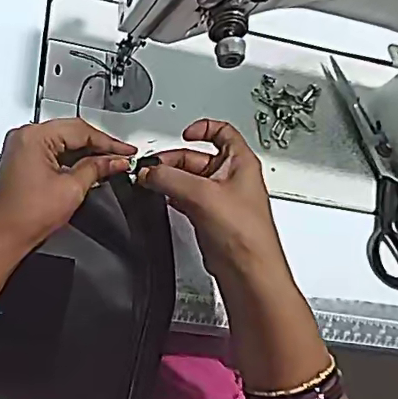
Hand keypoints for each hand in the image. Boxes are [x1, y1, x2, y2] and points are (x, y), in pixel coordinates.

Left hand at [0, 119, 135, 255]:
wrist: (4, 237)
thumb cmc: (25, 216)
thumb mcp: (72, 189)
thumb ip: (97, 168)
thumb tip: (114, 160)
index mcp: (34, 136)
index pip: (80, 130)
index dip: (108, 142)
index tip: (125, 150)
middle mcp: (24, 137)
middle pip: (71, 132)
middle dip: (98, 146)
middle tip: (121, 156)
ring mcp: (20, 148)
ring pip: (62, 141)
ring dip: (85, 153)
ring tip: (108, 164)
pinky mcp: (21, 160)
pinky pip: (51, 151)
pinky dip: (70, 159)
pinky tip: (87, 167)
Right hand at [137, 119, 286, 278]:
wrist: (248, 270)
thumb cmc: (246, 235)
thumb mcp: (202, 195)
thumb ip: (170, 178)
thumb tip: (149, 172)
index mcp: (240, 163)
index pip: (222, 132)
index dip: (202, 128)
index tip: (183, 134)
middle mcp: (231, 178)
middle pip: (196, 158)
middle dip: (172, 161)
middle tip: (152, 169)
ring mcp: (219, 198)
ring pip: (188, 179)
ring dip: (169, 179)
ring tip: (152, 183)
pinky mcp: (209, 217)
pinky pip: (186, 198)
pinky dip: (172, 196)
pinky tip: (162, 199)